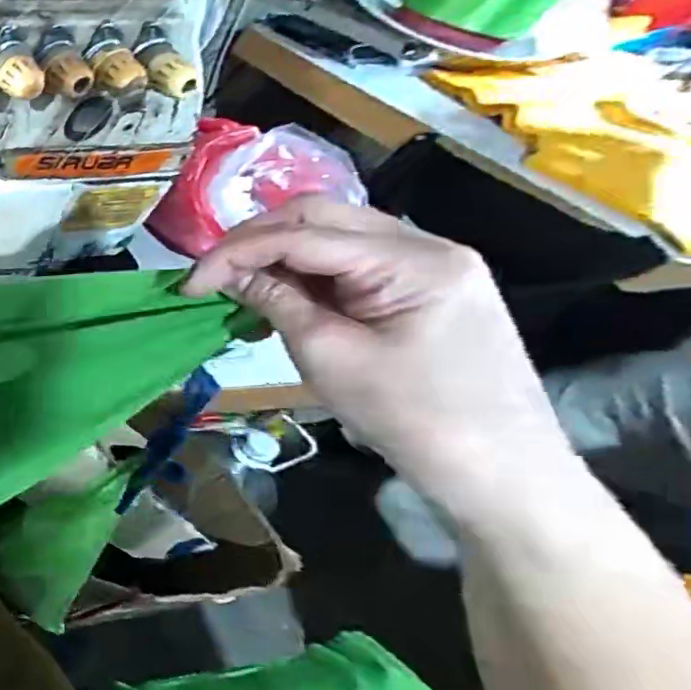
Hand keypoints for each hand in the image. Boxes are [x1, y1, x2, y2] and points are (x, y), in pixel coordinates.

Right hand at [181, 198, 577, 517]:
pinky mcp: (422, 285)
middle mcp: (426, 244)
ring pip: (333, 233)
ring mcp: (428, 263)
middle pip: (319, 216)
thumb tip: (226, 274)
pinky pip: (350, 261)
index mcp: (412, 260)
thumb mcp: (328, 357)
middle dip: (254, 240)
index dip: (235, 252)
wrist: (500, 472)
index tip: (190, 283)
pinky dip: (305, 272)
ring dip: (277, 253)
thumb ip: (275, 301)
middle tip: (210, 275)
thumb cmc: (412, 418)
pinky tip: (278, 295)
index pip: (302, 234)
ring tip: (236, 285)